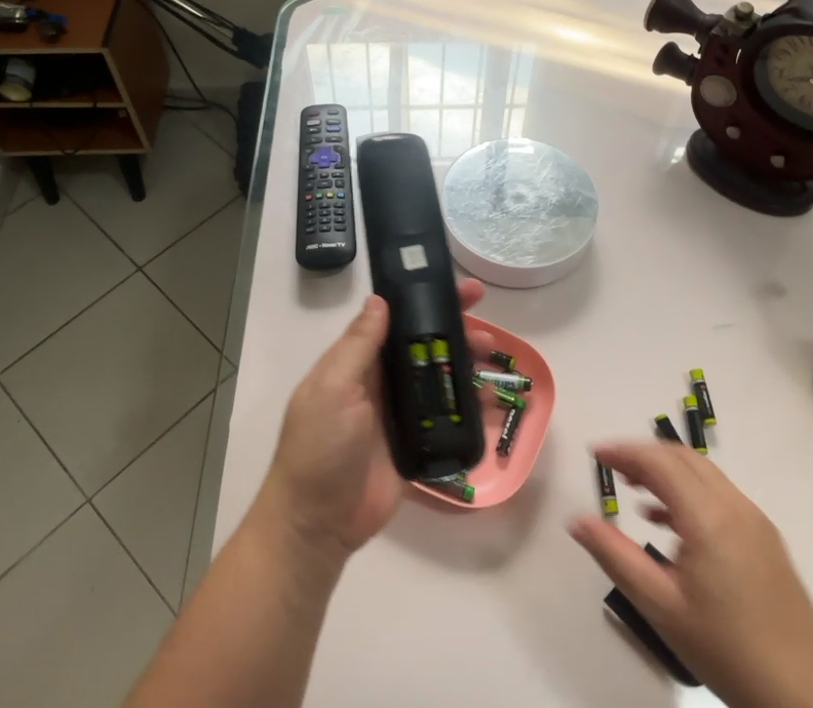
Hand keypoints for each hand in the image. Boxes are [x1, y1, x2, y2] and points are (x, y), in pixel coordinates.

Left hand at [256, 280, 495, 560]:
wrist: (319, 522)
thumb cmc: (319, 448)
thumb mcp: (332, 388)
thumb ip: (358, 345)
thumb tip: (379, 300)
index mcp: (356, 364)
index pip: (396, 321)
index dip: (426, 302)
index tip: (460, 290)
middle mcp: (380, 384)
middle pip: (425, 349)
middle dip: (457, 335)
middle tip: (488, 335)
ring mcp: (400, 416)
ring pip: (441, 381)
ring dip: (468, 369)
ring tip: (493, 367)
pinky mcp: (416, 445)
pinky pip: (447, 419)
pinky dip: (471, 408)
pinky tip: (492, 403)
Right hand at [570, 443, 812, 707]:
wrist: (799, 691)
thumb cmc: (724, 647)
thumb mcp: (659, 605)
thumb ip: (615, 556)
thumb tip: (577, 521)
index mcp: (710, 519)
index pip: (661, 463)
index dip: (625, 452)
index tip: (595, 454)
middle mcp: (737, 508)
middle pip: (685, 460)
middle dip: (644, 456)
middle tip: (609, 467)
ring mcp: (757, 523)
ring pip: (705, 476)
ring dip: (667, 472)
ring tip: (632, 489)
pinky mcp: (766, 541)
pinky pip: (721, 497)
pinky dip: (689, 493)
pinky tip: (666, 522)